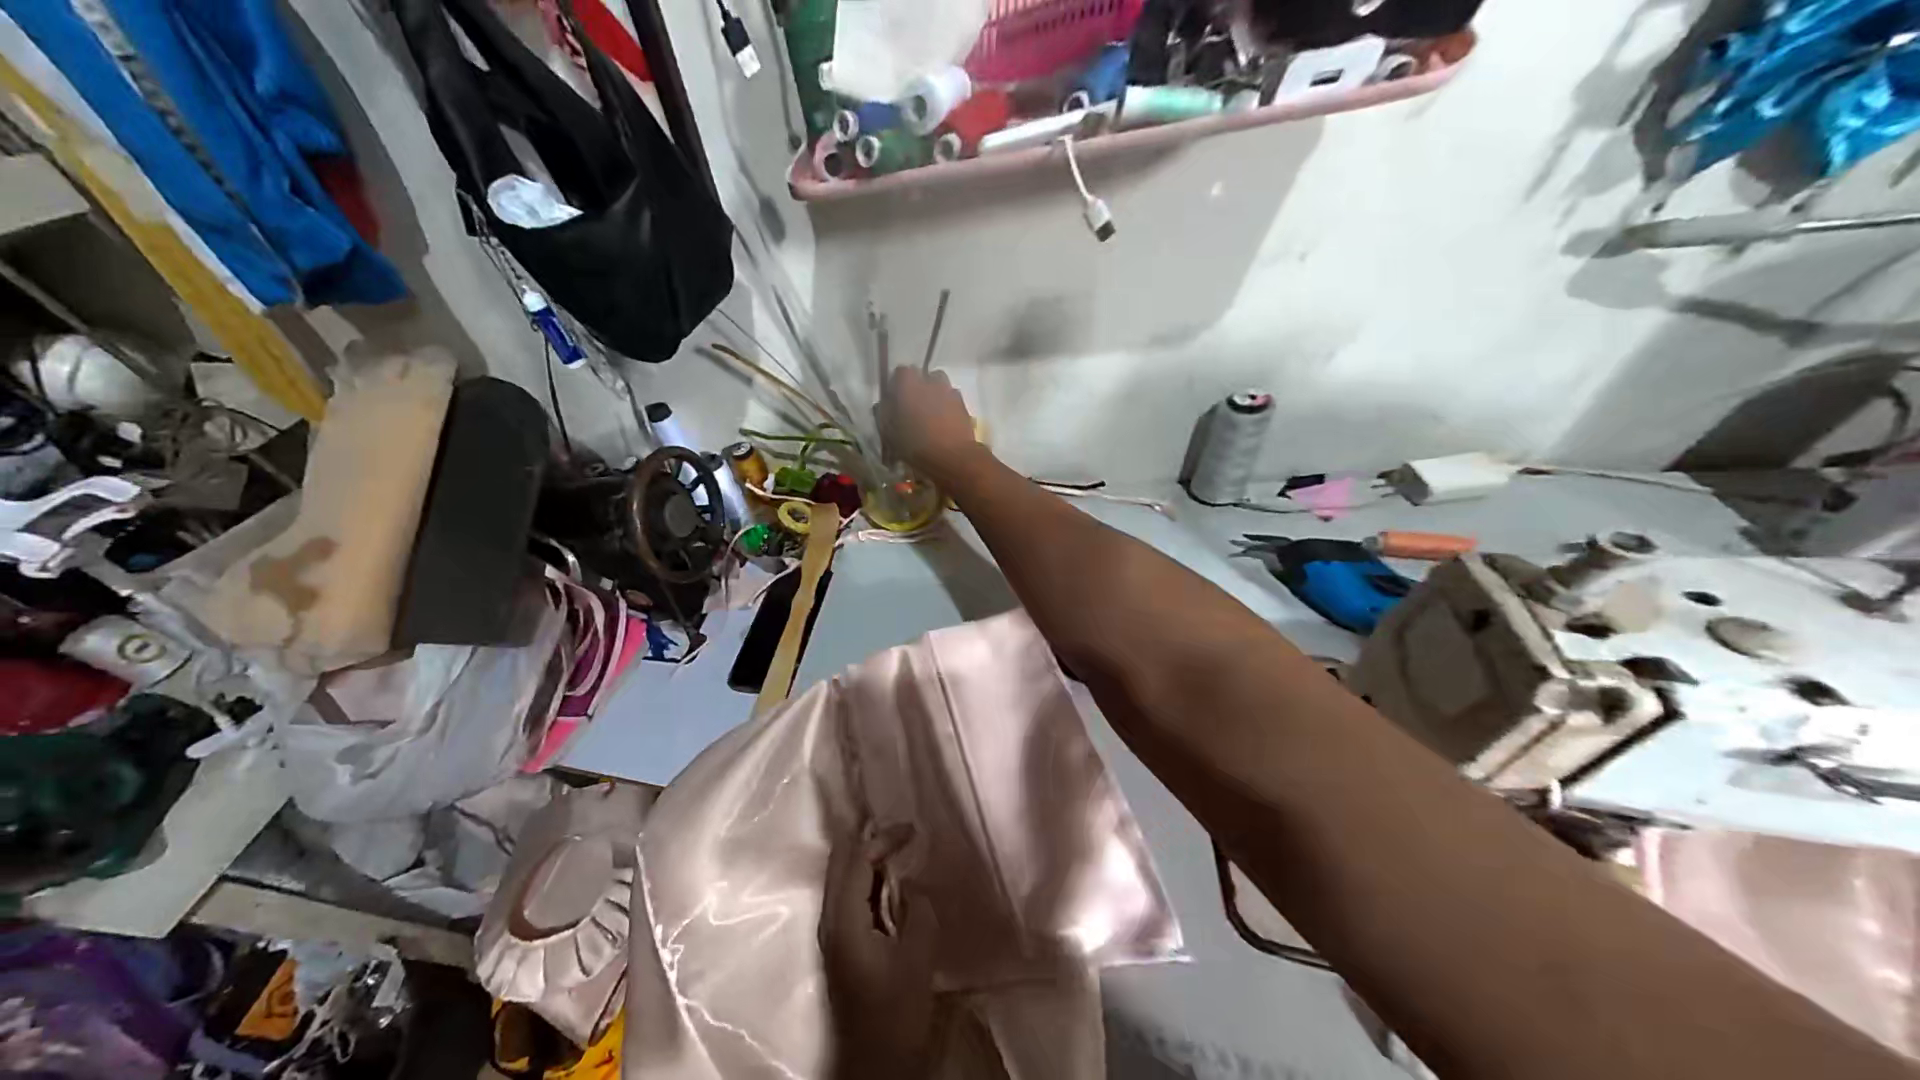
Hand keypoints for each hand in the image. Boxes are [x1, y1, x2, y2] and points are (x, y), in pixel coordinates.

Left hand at [820, 822, 937, 1079]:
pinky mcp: (840, 946)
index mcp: (843, 919)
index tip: (912, 831)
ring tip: (897, 846)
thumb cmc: (894, 1013)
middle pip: (840, 863)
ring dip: (866, 859)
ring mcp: (831, 934)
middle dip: (867, 840)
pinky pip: (848, 897)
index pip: (856, 860)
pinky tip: (889, 881)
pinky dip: (867, 879)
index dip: (882, 838)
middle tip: (899, 829)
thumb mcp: (917, 958)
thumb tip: (912, 884)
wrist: (872, 1065)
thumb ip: (918, 911)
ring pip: (842, 879)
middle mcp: (829, 921)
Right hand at [880, 367, 977, 478]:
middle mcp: (930, 381)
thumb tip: (885, 404)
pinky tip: (943, 424)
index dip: (897, 385)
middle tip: (912, 407)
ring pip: (940, 387)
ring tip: (929, 415)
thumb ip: (884, 413)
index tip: (894, 400)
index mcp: (909, 384)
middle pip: (923, 377)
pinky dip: (947, 408)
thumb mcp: (888, 432)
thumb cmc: (914, 444)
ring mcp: (950, 392)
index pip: (900, 372)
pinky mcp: (963, 406)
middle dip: (917, 388)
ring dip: (934, 396)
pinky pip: (952, 400)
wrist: (952, 457)